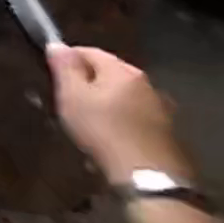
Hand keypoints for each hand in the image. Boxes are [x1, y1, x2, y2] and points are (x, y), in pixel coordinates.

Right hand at [48, 44, 192, 182]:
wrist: (149, 178)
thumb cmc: (103, 128)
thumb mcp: (72, 94)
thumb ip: (64, 67)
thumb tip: (57, 45)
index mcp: (123, 71)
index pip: (88, 51)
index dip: (67, 59)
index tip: (54, 74)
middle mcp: (148, 84)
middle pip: (109, 72)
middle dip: (89, 79)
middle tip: (70, 95)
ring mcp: (163, 109)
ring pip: (124, 94)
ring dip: (107, 99)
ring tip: (90, 115)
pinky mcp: (169, 132)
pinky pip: (137, 113)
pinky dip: (122, 116)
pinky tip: (112, 131)